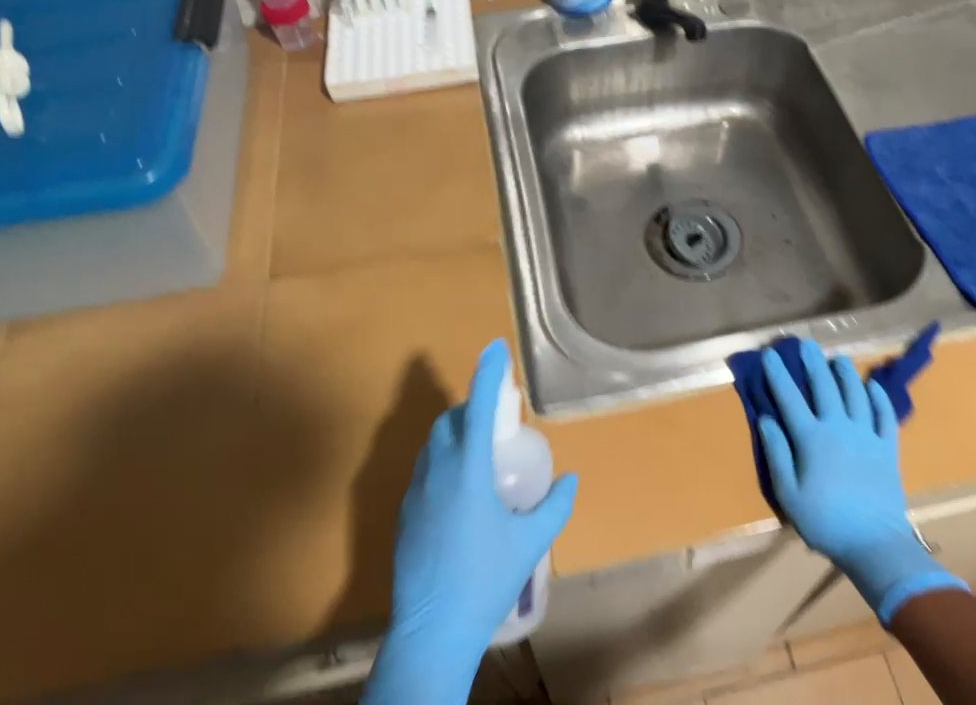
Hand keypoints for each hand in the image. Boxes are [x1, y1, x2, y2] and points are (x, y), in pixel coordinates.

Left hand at [363, 342, 578, 703]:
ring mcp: (414, 492)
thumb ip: (555, 506)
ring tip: (482, 450)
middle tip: (498, 415)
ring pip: (432, 445)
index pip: (477, 407)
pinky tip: (461, 490)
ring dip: (455, 433)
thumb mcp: (531, 543)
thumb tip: (572, 479)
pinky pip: (424, 471)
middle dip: (471, 406)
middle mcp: (436, 471)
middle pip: (449, 420)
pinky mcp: (403, 513)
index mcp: (468, 470)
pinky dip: (443, 461)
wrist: (433, 627)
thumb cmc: (487, 579)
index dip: (487, 374)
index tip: (495, 347)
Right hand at [758, 338, 963, 623]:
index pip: (790, 399)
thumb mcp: (788, 493)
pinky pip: (884, 416)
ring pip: (856, 394)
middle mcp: (838, 428)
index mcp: (811, 438)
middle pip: (825, 388)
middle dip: (813, 363)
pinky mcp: (888, 448)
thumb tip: (767, 420)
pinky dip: (879, 398)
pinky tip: (873, 387)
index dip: (779, 376)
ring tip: (839, 358)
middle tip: (807, 344)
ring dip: (846, 374)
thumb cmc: (824, 521)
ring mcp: (866, 436)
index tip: (770, 355)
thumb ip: (778, 454)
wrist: (874, 542)